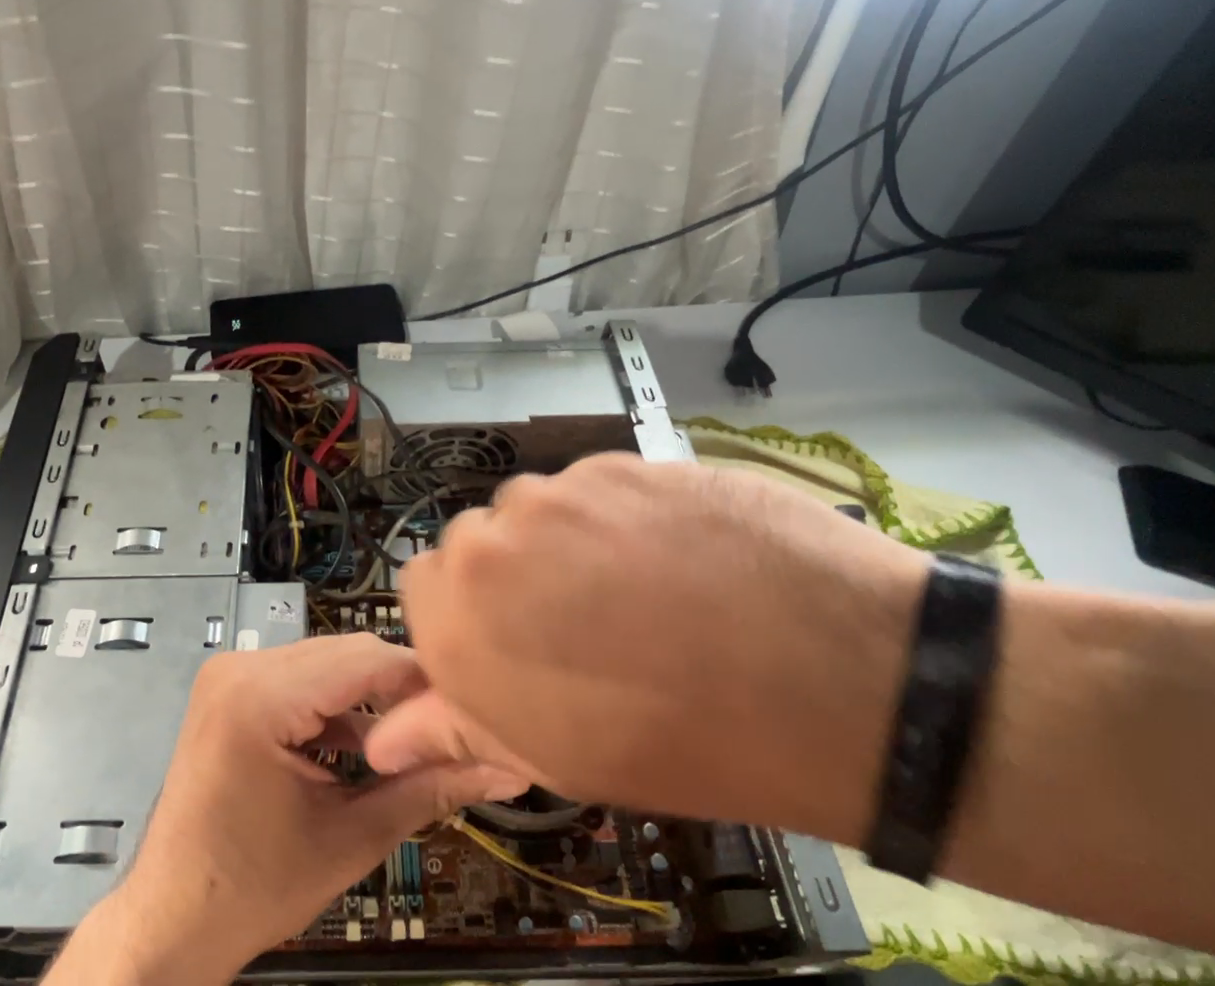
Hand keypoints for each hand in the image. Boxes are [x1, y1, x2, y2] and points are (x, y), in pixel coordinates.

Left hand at [50, 633, 527, 984]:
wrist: (173, 919)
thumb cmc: (252, 888)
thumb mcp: (352, 838)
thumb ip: (431, 789)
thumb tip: (506, 767)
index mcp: (259, 696)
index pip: (369, 658)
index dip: (429, 681)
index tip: (476, 713)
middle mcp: (241, 667)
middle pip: (349, 654)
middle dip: (404, 691)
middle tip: (453, 732)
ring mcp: (232, 676)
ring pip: (330, 665)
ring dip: (374, 700)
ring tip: (419, 744)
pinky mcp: (232, 693)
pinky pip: (302, 682)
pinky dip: (339, 709)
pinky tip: (367, 749)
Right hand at [365, 453, 931, 846]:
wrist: (832, 682)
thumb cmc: (679, 742)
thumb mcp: (554, 754)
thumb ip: (455, 730)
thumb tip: (382, 740)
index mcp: (457, 619)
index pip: (424, 589)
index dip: (470, 621)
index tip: (515, 646)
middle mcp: (493, 543)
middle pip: (479, 543)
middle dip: (515, 578)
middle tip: (583, 624)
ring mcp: (564, 492)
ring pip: (541, 510)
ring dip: (570, 542)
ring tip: (641, 590)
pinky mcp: (628, 461)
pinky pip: (601, 485)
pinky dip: (625, 516)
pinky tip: (681, 558)